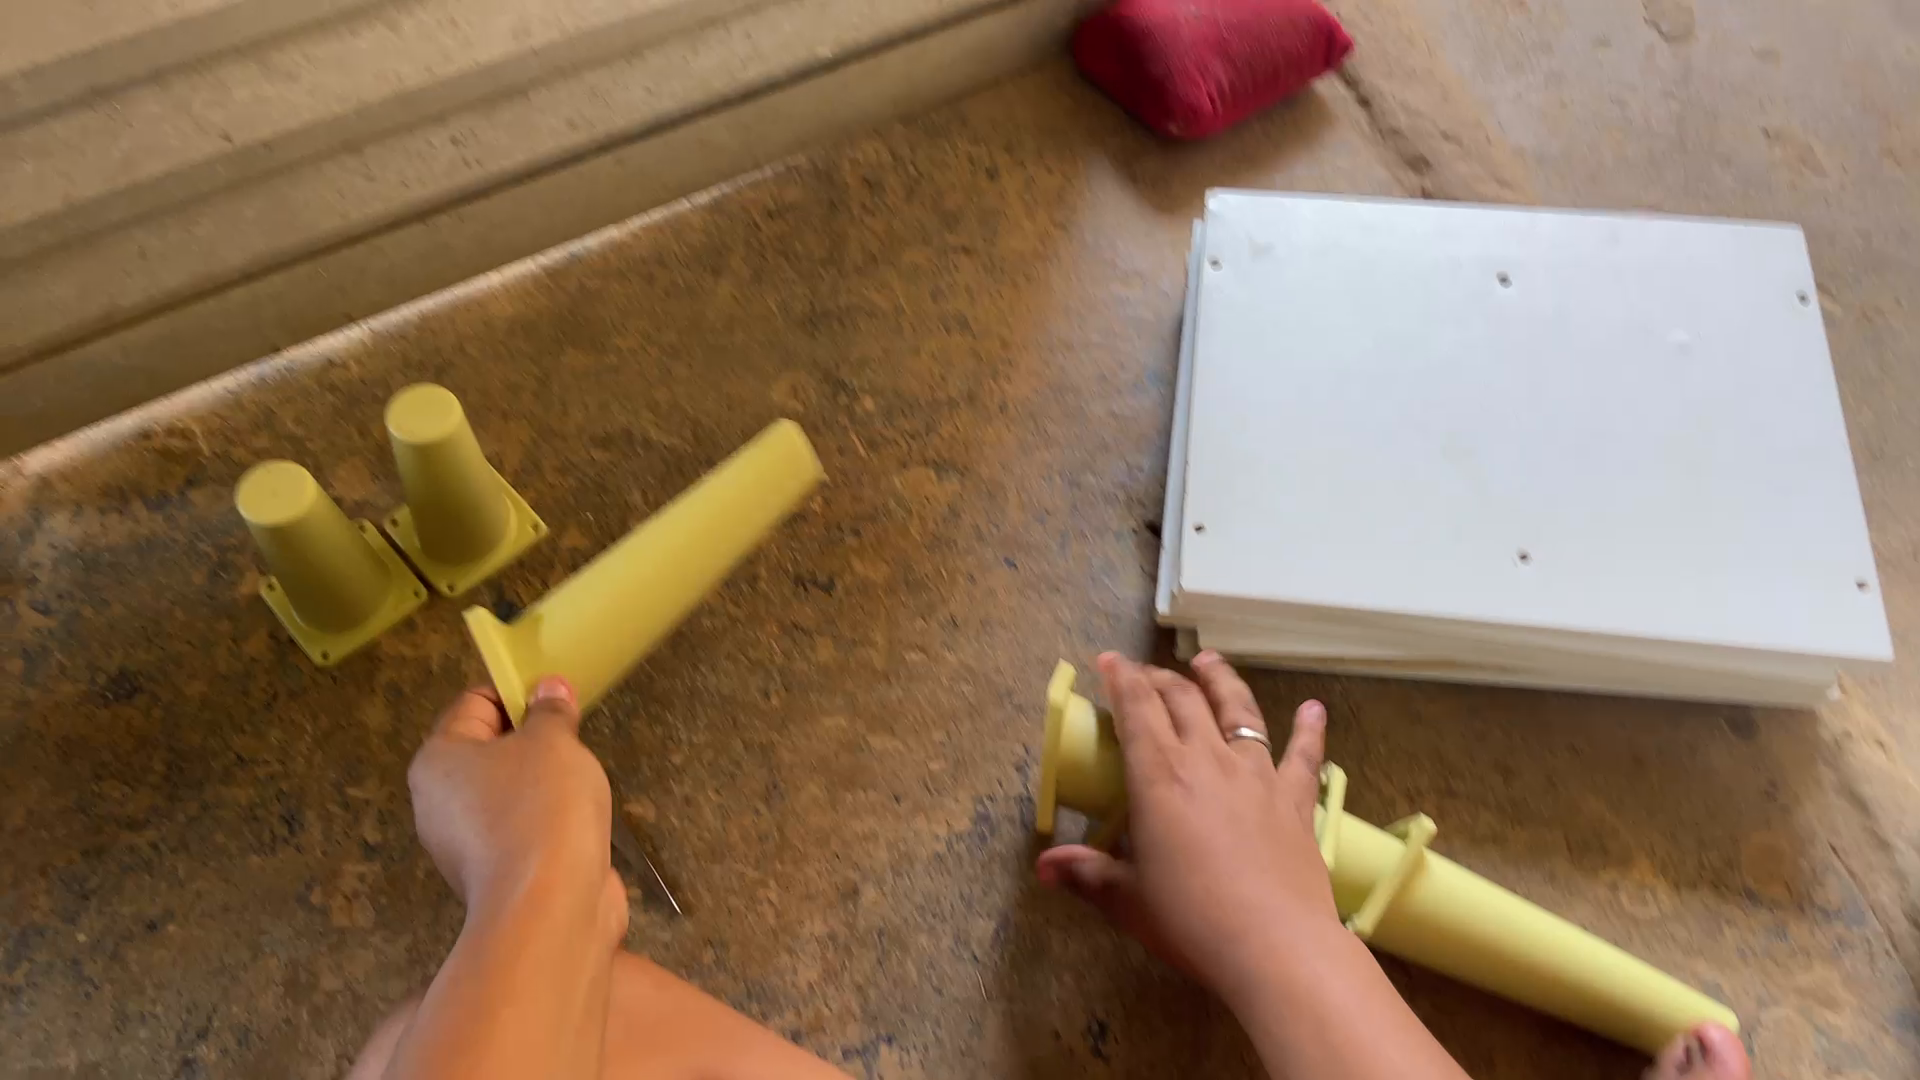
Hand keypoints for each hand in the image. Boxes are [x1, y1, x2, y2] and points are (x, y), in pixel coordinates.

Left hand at [407, 678, 625, 939]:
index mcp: (439, 760)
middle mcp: (438, 800)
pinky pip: (522, 824)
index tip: (559, 700)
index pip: (475, 702)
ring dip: (546, 779)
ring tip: (581, 781)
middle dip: (535, 739)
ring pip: (509, 787)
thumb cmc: (543, 805)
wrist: (551, 903)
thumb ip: (550, 711)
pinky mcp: (495, 869)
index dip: (519, 693)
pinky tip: (578, 818)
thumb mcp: (554, 741)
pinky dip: (549, 816)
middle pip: (490, 746)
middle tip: (574, 739)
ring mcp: (464, 840)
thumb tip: (548, 689)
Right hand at [1035, 651, 1339, 1004]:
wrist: (1277, 948)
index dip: (1122, 677)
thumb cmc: (1191, 920)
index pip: (1137, 707)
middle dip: (1159, 678)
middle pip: (1182, 699)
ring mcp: (1255, 774)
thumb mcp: (1128, 898)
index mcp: (1159, 774)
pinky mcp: (1295, 800)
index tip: (1110, 660)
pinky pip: (1303, 756)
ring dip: (1221, 681)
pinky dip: (1309, 730)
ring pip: (1238, 710)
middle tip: (1145, 673)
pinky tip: (1314, 708)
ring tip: (1208, 660)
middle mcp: (1206, 759)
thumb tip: (1042, 867)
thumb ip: (1086, 874)